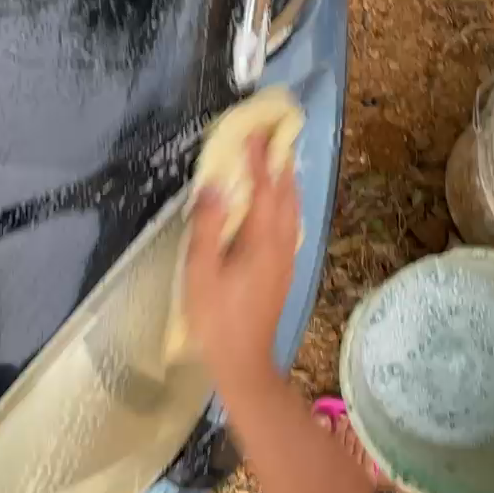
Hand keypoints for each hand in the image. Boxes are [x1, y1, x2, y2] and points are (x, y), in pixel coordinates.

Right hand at [184, 134, 301, 389]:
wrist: (244, 361)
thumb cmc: (216, 318)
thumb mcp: (201, 271)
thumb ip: (207, 225)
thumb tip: (214, 184)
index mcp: (261, 241)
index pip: (263, 188)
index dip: (258, 158)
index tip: (253, 131)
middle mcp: (281, 244)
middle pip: (286, 195)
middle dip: (280, 163)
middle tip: (274, 135)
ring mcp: (286, 258)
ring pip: (292, 210)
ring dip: (286, 182)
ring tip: (279, 160)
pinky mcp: (283, 271)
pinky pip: (290, 224)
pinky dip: (286, 203)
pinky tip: (279, 205)